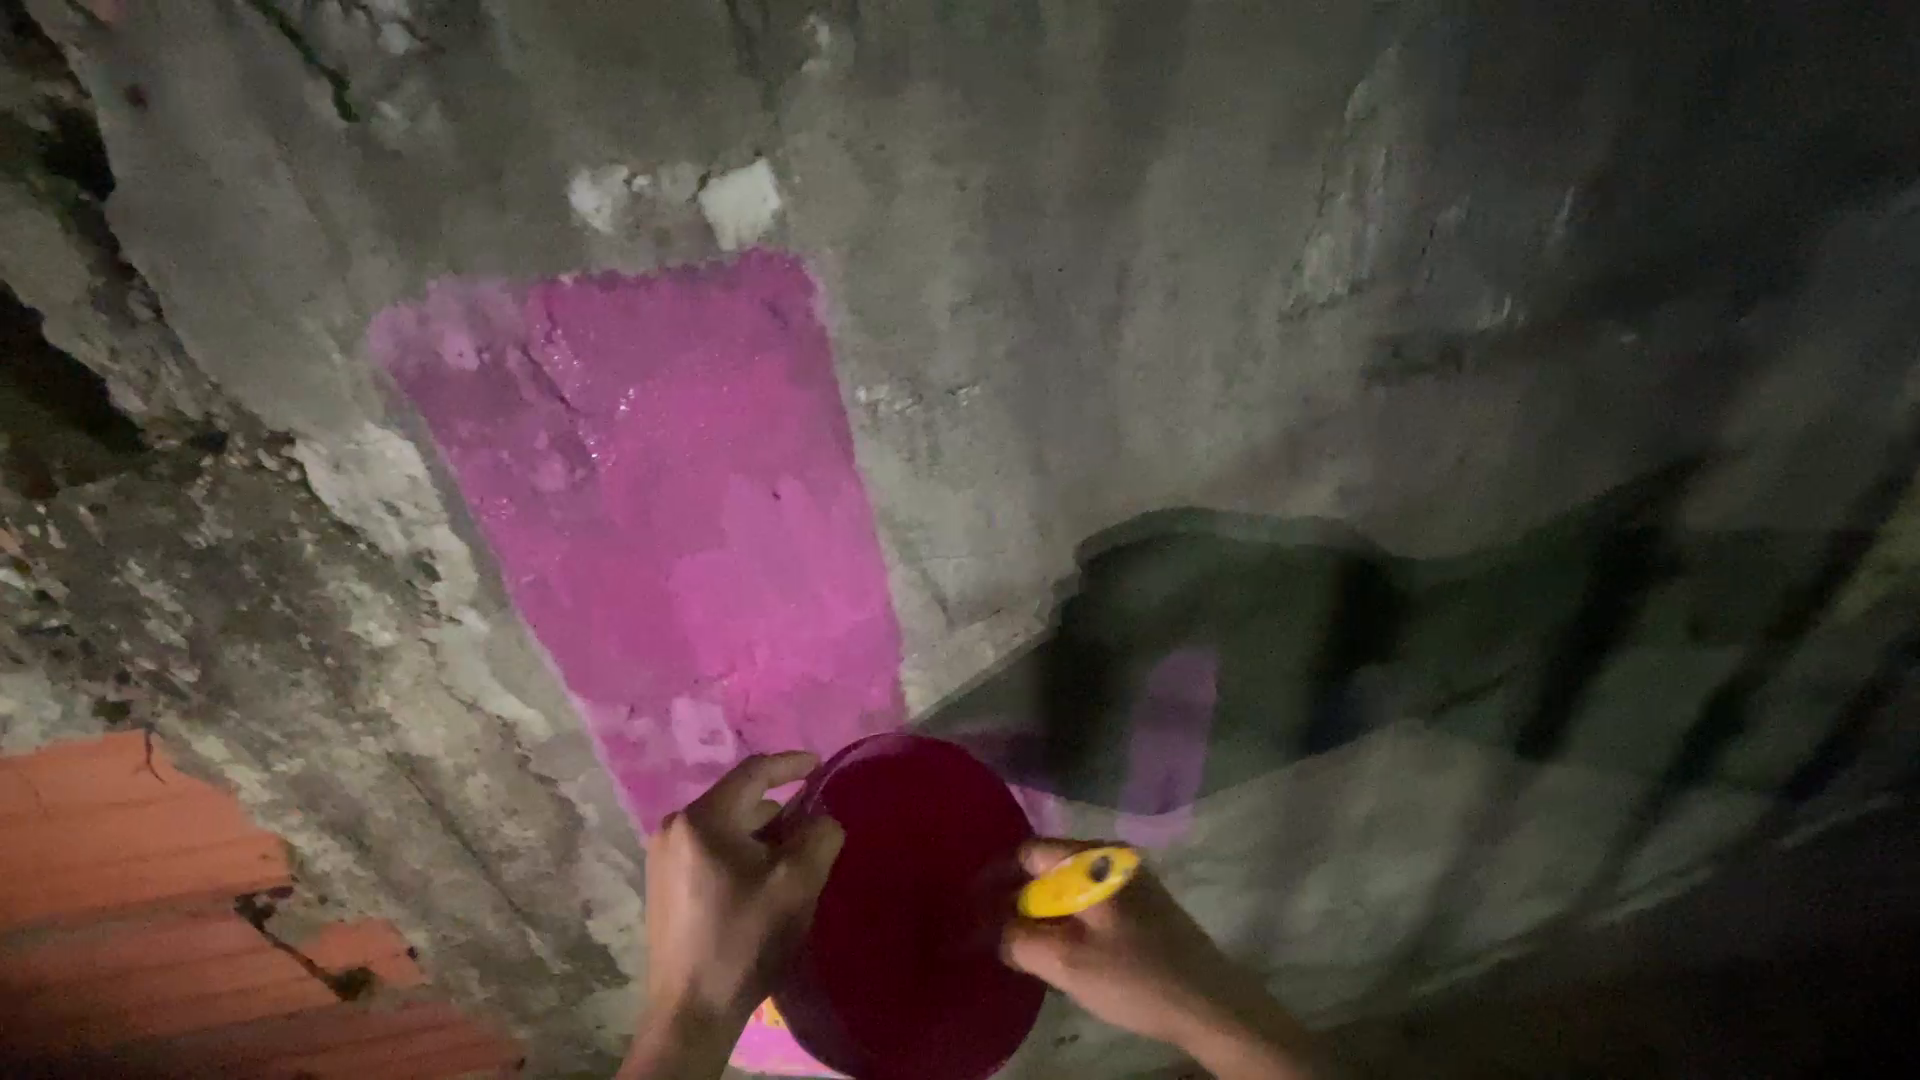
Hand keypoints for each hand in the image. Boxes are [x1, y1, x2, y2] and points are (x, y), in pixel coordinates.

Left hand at [641, 752, 843, 1029]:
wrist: (691, 1011)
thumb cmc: (745, 939)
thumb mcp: (797, 883)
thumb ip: (820, 836)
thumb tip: (822, 819)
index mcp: (702, 819)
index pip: (754, 772)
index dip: (791, 764)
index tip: (820, 765)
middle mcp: (675, 828)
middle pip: (739, 799)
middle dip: (780, 807)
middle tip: (814, 822)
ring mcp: (663, 856)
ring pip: (726, 825)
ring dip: (762, 832)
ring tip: (794, 852)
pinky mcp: (663, 883)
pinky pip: (711, 847)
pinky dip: (741, 849)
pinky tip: (763, 875)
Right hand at [1003, 838, 1314, 1078]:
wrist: (1212, 1004)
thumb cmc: (1135, 976)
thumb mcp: (1067, 963)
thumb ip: (1019, 940)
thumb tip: (993, 930)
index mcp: (1093, 858)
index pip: (1029, 851)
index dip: (996, 877)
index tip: (974, 906)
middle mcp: (1112, 856)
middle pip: (1049, 866)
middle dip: (1018, 896)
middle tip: (995, 930)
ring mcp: (1131, 878)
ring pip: (1070, 885)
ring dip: (1043, 910)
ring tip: (1023, 942)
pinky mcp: (1143, 903)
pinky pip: (1091, 899)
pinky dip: (1068, 917)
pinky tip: (1063, 947)